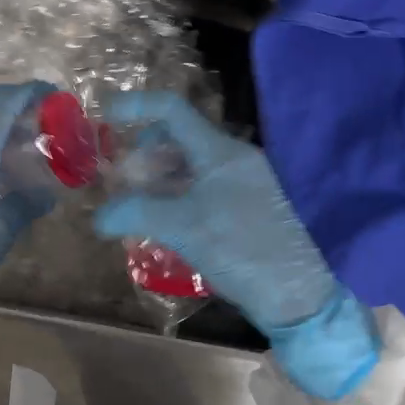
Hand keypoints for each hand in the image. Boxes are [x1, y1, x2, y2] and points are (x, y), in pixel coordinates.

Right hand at [93, 92, 380, 399]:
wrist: (306, 298)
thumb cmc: (245, 250)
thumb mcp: (184, 229)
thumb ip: (138, 214)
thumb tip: (99, 217)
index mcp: (219, 151)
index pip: (171, 109)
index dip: (135, 105)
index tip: (104, 115)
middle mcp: (233, 158)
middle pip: (177, 138)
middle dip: (143, 154)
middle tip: (121, 181)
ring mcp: (245, 183)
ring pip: (190, 166)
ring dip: (159, 180)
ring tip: (139, 207)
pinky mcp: (250, 209)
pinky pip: (204, 188)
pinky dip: (178, 197)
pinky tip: (166, 224)